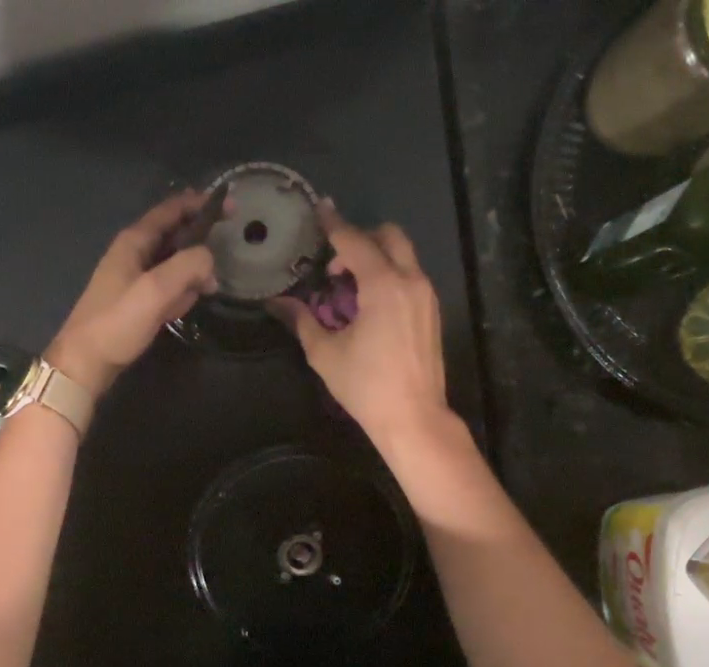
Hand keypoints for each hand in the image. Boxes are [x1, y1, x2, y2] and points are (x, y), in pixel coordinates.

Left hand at [46, 190, 218, 395]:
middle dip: (198, 251)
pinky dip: (176, 297)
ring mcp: (133, 279)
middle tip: (217, 271)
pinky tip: (175, 313)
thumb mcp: (156, 290)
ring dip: (188, 280)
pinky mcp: (135, 303)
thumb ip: (188, 266)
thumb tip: (209, 259)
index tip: (232, 208)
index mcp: (134, 241)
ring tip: (195, 297)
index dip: (201, 204)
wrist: (85, 364)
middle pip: (175, 238)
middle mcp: (133, 254)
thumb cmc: (117, 323)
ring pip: (174, 267)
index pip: (171, 210)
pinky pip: (165, 291)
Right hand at [268, 204, 460, 455]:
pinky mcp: (431, 311)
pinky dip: (388, 275)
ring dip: (375, 257)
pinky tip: (367, 303)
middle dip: (360, 238)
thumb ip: (302, 321)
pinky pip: (409, 276)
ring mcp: (426, 295)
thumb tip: (277, 303)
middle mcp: (410, 280)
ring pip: (403, 255)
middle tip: (333, 261)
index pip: (355, 242)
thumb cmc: (365, 385)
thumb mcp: (325, 353)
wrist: (412, 416)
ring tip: (347, 286)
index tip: (319, 209)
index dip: (334, 225)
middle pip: (389, 236)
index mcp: (383, 285)